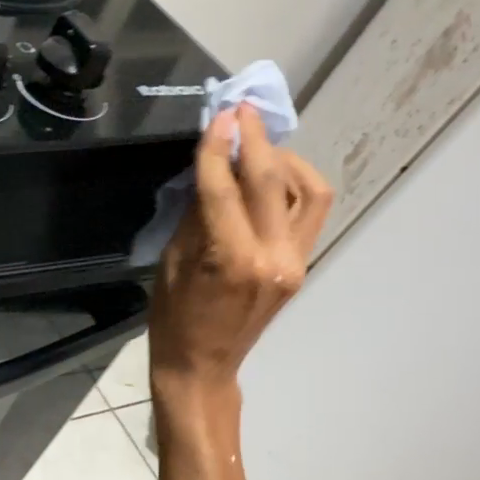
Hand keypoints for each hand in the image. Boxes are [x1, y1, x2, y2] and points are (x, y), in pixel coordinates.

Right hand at [149, 104, 332, 395]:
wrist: (203, 366)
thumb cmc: (172, 321)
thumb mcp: (171, 264)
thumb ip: (196, 216)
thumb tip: (209, 172)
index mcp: (229, 261)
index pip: (225, 190)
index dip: (218, 149)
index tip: (217, 117)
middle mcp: (271, 258)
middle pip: (271, 181)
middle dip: (255, 140)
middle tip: (240, 112)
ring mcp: (293, 262)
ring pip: (308, 191)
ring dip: (285, 160)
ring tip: (260, 145)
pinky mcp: (301, 266)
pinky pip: (308, 213)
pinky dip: (294, 186)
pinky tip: (272, 177)